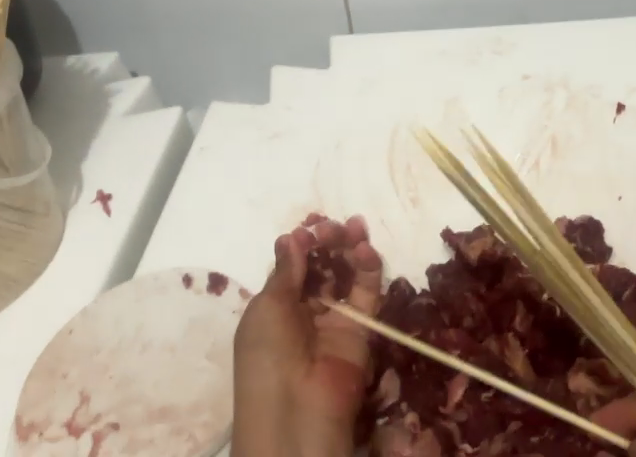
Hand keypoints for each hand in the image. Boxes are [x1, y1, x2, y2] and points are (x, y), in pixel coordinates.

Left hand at [233, 215, 383, 456]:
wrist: (295, 410)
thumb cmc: (267, 355)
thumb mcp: (268, 308)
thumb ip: (287, 270)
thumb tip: (292, 236)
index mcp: (275, 307)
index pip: (293, 266)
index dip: (303, 244)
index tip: (311, 224)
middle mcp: (305, 310)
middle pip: (322, 267)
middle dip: (329, 242)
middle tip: (336, 225)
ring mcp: (334, 319)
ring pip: (346, 275)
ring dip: (350, 248)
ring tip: (356, 228)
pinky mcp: (361, 329)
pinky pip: (366, 294)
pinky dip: (368, 269)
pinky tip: (366, 249)